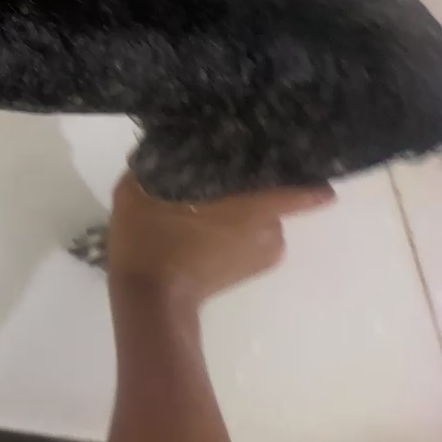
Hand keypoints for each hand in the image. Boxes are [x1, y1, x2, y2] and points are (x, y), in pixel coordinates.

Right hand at [104, 172, 333, 308]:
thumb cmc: (148, 240)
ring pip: (259, 221)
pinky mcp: (255, 269)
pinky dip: (233, 235)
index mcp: (252, 209)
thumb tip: (162, 148)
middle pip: (271, 202)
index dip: (306, 178)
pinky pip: (251, 240)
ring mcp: (266, 253)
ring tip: (199, 214)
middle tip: (211, 188)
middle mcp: (270, 230)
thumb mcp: (134, 195)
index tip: (289, 165)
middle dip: (248, 193)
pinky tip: (200, 236)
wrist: (152, 294)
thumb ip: (152, 168)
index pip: (307, 192)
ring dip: (237, 215)